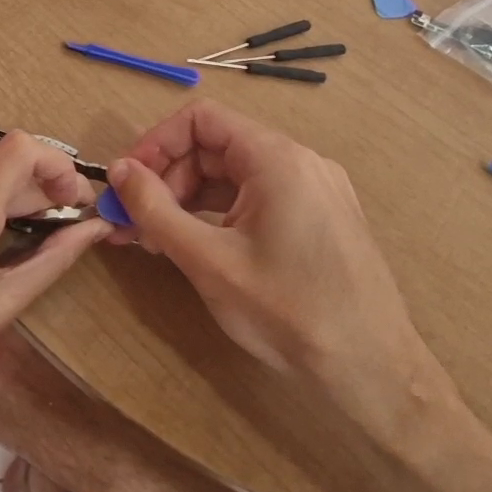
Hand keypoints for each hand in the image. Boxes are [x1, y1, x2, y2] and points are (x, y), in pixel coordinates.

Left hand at [0, 133, 112, 417]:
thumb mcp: (2, 306)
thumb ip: (53, 257)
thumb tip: (95, 226)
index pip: (18, 151)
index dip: (56, 164)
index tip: (72, 197)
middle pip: (0, 157)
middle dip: (39, 181)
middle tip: (64, 215)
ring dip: (8, 182)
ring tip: (30, 219)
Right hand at [107, 100, 436, 413]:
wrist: (374, 372)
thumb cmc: (288, 311)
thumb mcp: (208, 260)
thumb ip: (155, 209)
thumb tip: (117, 170)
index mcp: (277, 159)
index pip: (200, 119)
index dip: (155, 143)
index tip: (127, 182)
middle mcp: (299, 162)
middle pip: (214, 147)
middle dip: (167, 178)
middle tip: (133, 221)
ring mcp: (313, 191)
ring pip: (231, 176)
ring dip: (186, 199)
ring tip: (154, 239)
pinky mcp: (317, 219)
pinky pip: (253, 198)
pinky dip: (216, 214)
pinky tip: (193, 245)